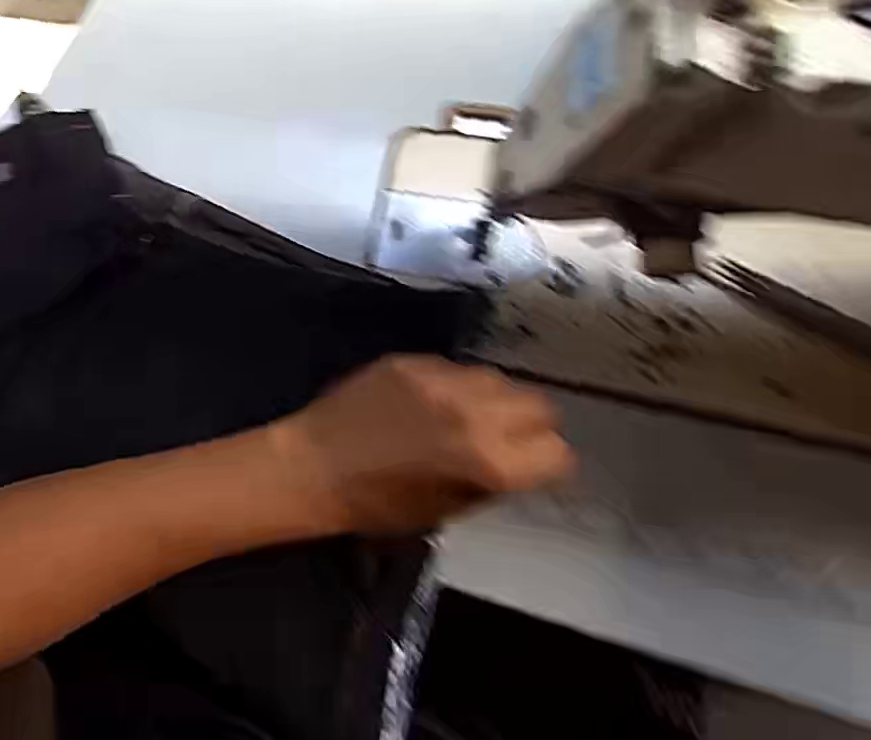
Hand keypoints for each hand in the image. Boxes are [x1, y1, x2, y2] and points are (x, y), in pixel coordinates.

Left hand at [267, 355, 573, 536]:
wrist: (313, 465)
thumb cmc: (378, 504)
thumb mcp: (450, 509)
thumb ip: (494, 480)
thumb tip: (518, 460)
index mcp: (487, 459)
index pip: (557, 451)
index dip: (545, 463)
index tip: (529, 466)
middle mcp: (469, 411)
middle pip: (537, 404)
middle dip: (529, 424)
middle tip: (505, 438)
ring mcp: (435, 379)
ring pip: (495, 377)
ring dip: (491, 398)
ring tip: (466, 415)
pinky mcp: (404, 361)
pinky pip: (450, 366)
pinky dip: (452, 383)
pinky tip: (429, 400)